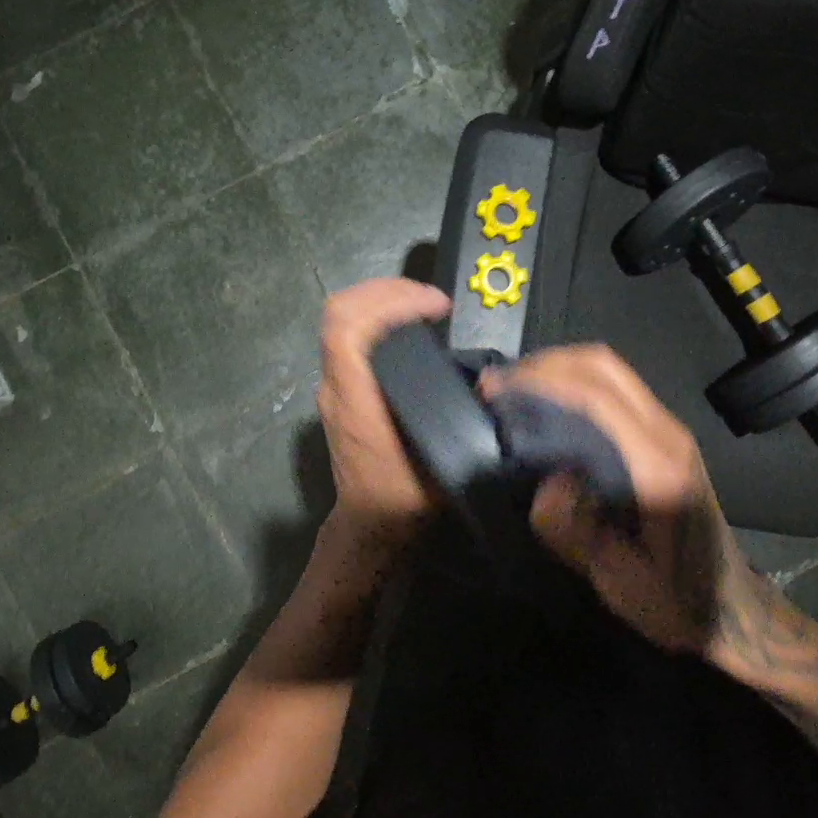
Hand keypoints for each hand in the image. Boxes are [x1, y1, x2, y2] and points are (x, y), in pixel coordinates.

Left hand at [316, 278, 451, 536]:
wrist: (371, 526)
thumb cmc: (404, 497)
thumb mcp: (439, 460)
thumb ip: (456, 419)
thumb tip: (485, 382)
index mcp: (353, 399)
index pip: (349, 328)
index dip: (390, 302)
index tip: (437, 307)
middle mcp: (334, 386)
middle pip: (339, 311)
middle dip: (386, 290)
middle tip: (431, 298)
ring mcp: (332, 387)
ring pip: (341, 319)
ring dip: (380, 300)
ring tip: (422, 304)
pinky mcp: (339, 390)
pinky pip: (349, 336)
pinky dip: (378, 318)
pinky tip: (409, 328)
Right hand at [481, 346, 765, 653]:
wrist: (730, 607)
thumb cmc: (675, 601)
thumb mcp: (622, 584)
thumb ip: (580, 536)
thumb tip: (546, 484)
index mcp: (658, 467)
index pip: (597, 399)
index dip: (542, 384)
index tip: (494, 391)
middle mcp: (667, 435)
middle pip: (604, 367)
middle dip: (545, 364)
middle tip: (497, 386)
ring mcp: (669, 432)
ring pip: (610, 372)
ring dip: (559, 370)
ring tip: (513, 392)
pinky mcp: (663, 438)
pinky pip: (614, 391)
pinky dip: (573, 385)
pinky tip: (545, 410)